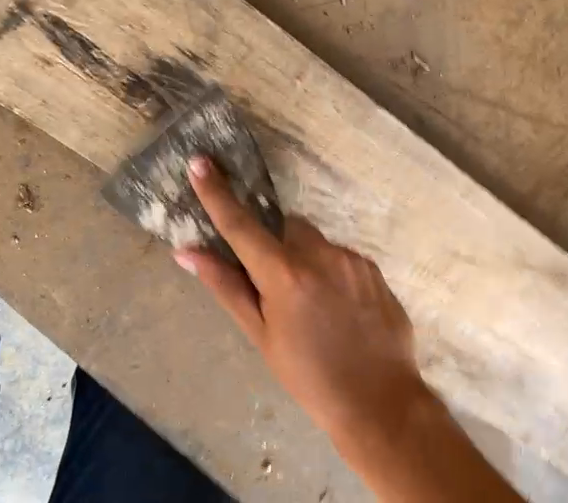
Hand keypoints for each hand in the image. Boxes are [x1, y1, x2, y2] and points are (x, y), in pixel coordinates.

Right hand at [177, 157, 429, 443]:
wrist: (382, 406)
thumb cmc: (309, 376)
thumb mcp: (261, 335)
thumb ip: (226, 286)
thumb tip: (185, 252)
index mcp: (284, 274)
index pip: (239, 223)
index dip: (216, 191)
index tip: (199, 161)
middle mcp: (319, 255)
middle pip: (283, 227)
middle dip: (273, 244)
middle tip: (272, 285)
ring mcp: (351, 259)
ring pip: (313, 242)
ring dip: (302, 259)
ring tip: (311, 306)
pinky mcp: (373, 269)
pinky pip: (339, 257)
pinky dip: (329, 272)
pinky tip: (335, 309)